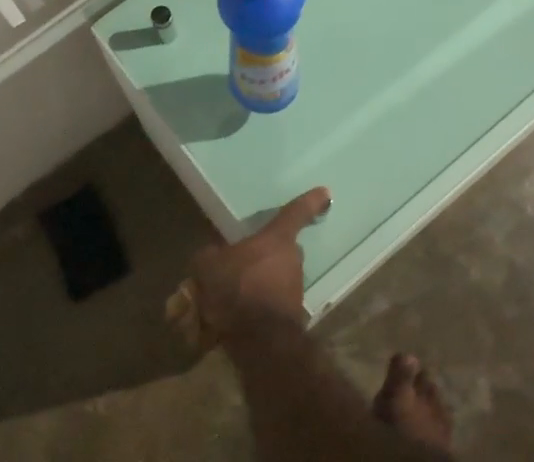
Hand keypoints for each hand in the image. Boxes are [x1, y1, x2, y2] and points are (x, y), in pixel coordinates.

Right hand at [190, 187, 331, 339]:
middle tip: (243, 261)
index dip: (310, 201)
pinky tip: (238, 314)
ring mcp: (295, 289)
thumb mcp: (208, 265)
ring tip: (234, 293)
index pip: (295, 213)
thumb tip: (214, 255)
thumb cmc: (236, 289)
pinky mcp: (292, 315)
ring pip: (277, 277)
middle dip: (267, 253)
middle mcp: (292, 260)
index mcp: (276, 239)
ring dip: (261, 281)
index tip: (326, 192)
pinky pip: (272, 301)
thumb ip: (211, 255)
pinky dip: (259, 304)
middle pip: (283, 249)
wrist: (260, 341)